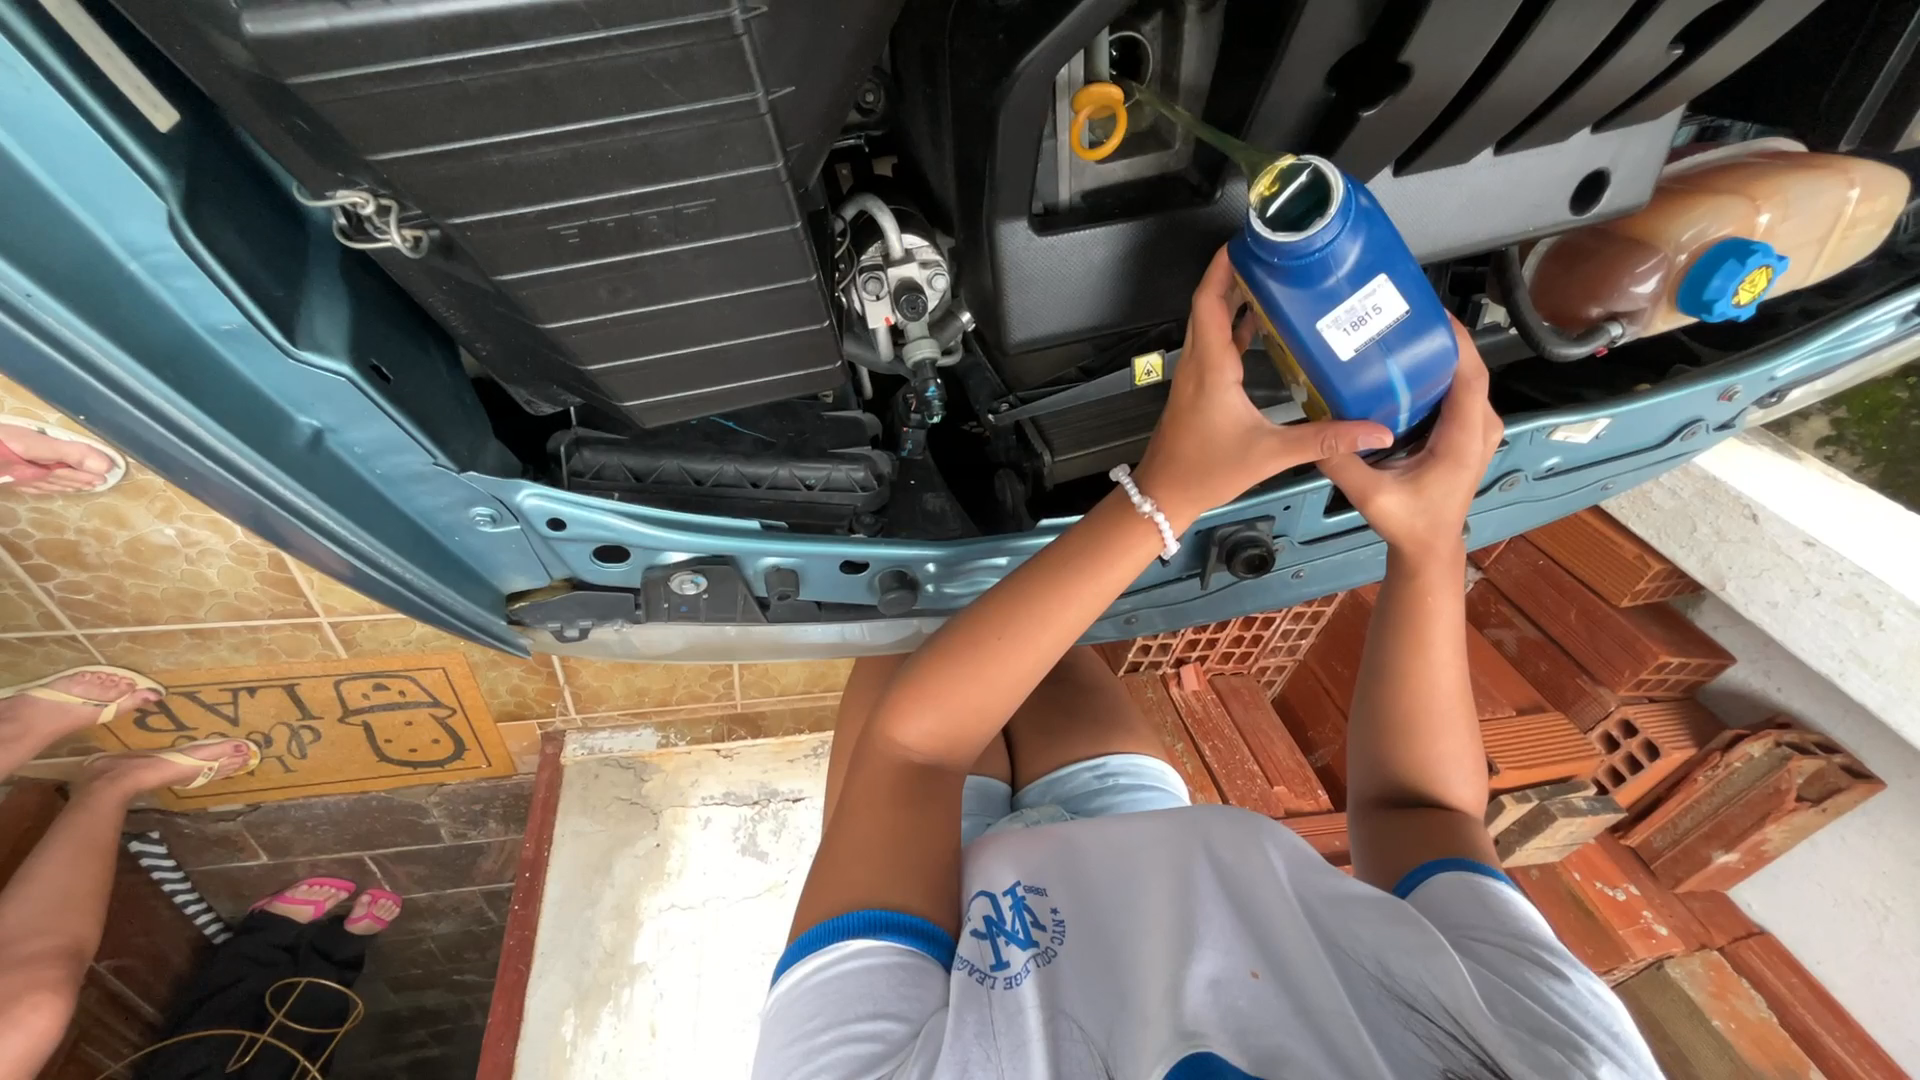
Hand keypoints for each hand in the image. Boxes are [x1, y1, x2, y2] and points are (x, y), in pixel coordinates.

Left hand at [1133, 247, 1393, 529]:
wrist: (1163, 495)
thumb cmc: (1203, 473)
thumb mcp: (1269, 454)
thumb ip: (1325, 440)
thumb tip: (1374, 431)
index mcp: (1211, 367)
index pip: (1210, 300)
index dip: (1225, 266)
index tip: (1248, 240)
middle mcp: (1197, 364)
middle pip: (1210, 303)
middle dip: (1237, 273)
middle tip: (1272, 253)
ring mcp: (1194, 376)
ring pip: (1210, 324)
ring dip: (1235, 299)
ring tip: (1273, 280)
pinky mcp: (1196, 390)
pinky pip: (1214, 346)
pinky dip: (1234, 329)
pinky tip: (1260, 328)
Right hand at [1317, 318, 1501, 561]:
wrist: (1428, 546)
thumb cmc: (1407, 522)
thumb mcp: (1369, 496)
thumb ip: (1342, 464)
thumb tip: (1311, 432)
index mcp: (1463, 438)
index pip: (1470, 376)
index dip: (1457, 341)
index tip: (1431, 315)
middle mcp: (1479, 427)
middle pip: (1468, 371)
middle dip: (1441, 344)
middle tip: (1402, 325)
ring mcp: (1476, 430)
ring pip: (1464, 381)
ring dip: (1438, 360)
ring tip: (1400, 343)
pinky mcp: (1466, 434)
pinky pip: (1457, 394)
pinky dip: (1437, 379)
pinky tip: (1405, 374)